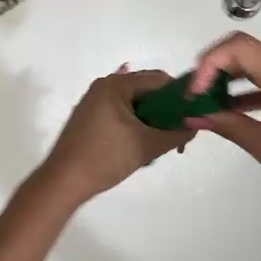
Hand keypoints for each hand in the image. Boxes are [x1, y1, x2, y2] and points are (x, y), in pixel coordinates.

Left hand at [25, 66, 196, 206]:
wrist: (63, 182)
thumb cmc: (105, 158)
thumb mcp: (147, 146)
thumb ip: (176, 134)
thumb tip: (197, 125)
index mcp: (116, 85)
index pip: (159, 79)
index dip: (180, 95)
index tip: (193, 115)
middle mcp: (104, 85)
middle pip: (146, 89)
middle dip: (166, 109)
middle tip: (180, 132)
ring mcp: (94, 100)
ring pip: (135, 103)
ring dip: (152, 119)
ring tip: (162, 141)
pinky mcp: (90, 116)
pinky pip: (122, 111)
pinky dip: (136, 124)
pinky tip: (142, 144)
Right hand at [186, 33, 260, 226]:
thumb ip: (229, 126)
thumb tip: (194, 115)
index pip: (238, 48)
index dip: (209, 63)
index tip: (193, 93)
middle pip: (245, 52)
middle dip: (214, 68)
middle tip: (192, 96)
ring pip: (256, 67)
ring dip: (228, 81)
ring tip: (205, 106)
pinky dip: (245, 93)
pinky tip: (229, 114)